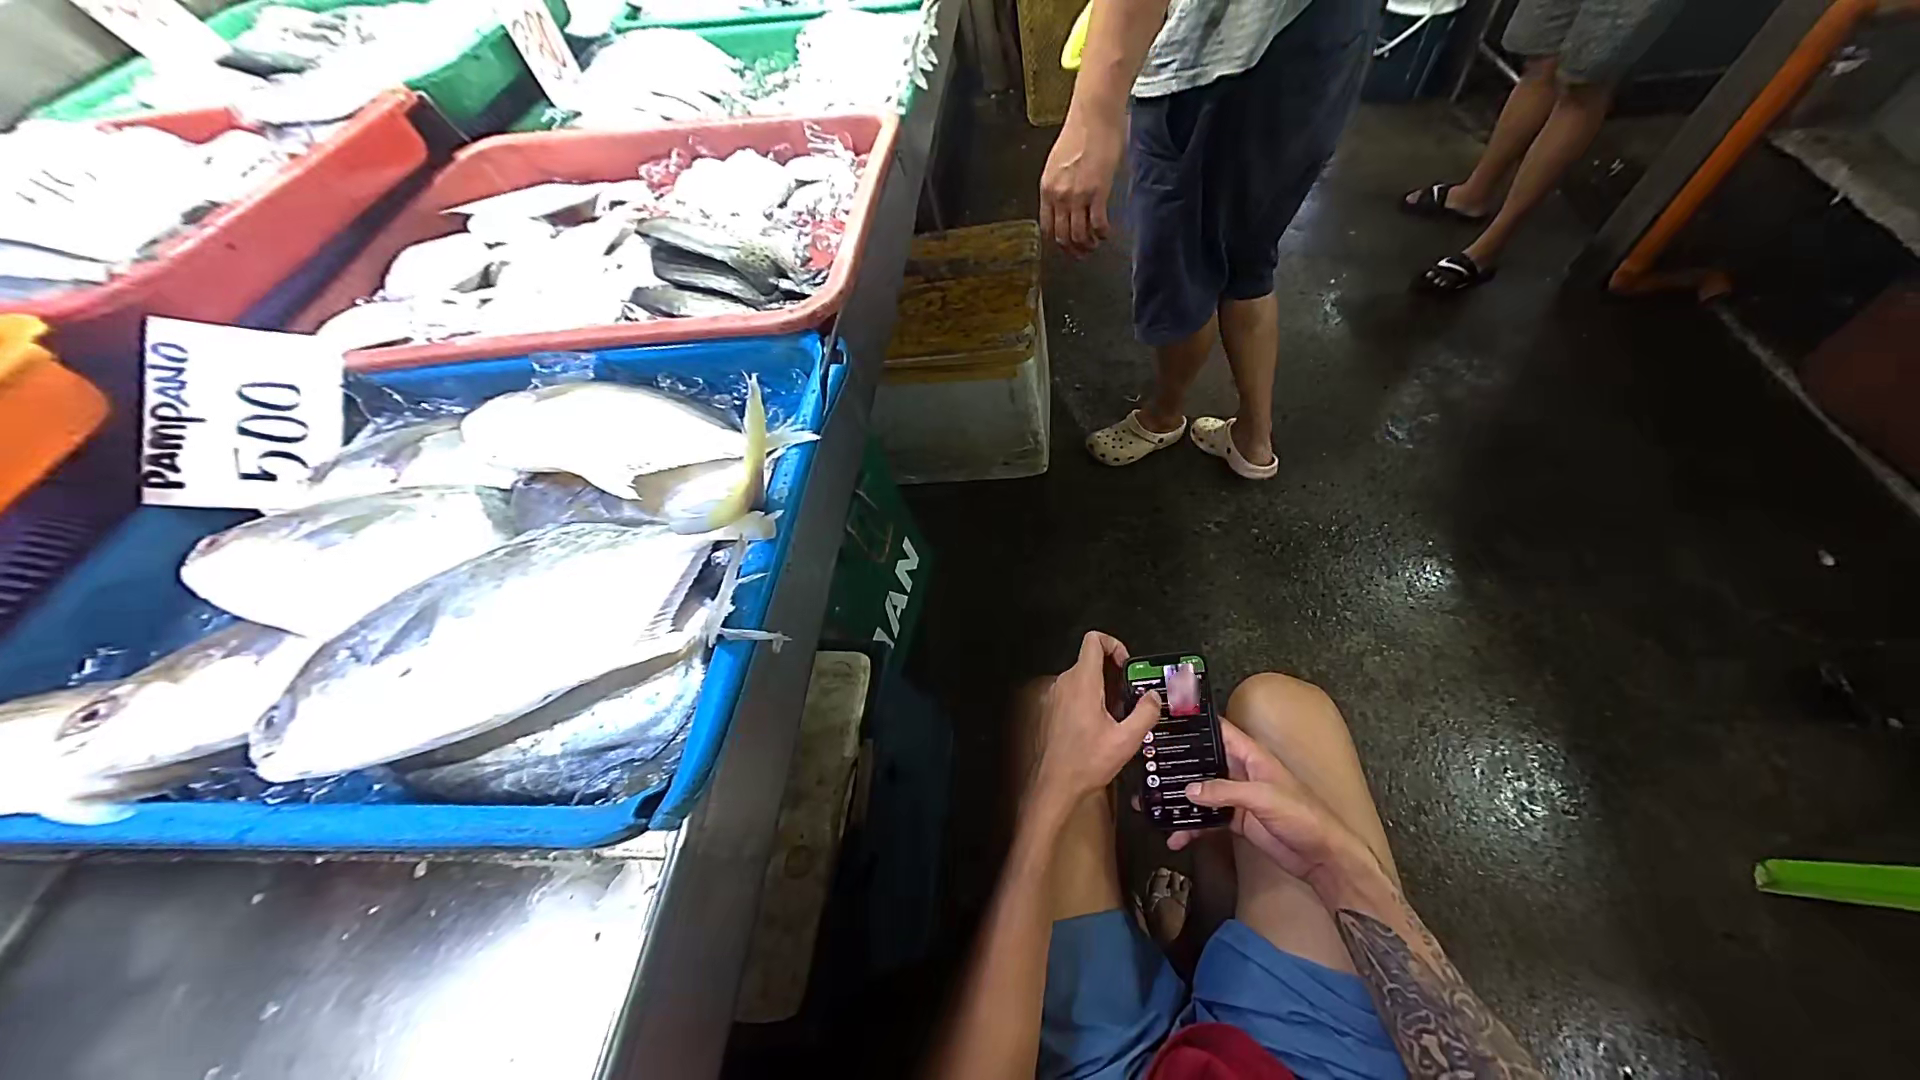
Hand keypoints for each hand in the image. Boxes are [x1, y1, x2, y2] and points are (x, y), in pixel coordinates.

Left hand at [1029, 631, 1160, 815]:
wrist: (1056, 784)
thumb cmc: (1084, 763)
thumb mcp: (1127, 740)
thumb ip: (1146, 713)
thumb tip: (1153, 698)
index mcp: (1082, 683)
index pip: (1094, 640)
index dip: (1114, 644)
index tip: (1126, 663)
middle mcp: (1065, 684)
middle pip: (1091, 659)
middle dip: (1113, 673)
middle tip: (1128, 695)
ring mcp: (1056, 695)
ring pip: (1083, 677)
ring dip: (1102, 689)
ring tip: (1116, 715)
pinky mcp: (1053, 708)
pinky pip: (1073, 692)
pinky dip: (1089, 700)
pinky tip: (1100, 725)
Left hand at [1039, 110, 1123, 257]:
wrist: (1094, 114)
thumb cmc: (1080, 133)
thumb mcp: (1058, 164)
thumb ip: (1058, 186)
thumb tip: (1064, 204)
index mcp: (1047, 189)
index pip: (1047, 227)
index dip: (1057, 242)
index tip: (1065, 246)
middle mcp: (1059, 196)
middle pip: (1063, 236)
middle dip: (1073, 250)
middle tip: (1082, 254)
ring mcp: (1077, 196)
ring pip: (1079, 235)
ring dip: (1088, 245)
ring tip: (1095, 244)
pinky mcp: (1097, 193)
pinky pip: (1097, 224)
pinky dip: (1102, 234)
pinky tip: (1106, 233)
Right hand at [1167, 721, 1378, 895]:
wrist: (1324, 859)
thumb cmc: (1305, 817)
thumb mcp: (1263, 797)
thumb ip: (1225, 791)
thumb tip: (1190, 790)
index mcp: (1252, 756)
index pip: (1220, 731)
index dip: (1197, 723)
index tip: (1170, 719)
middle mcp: (1241, 772)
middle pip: (1204, 761)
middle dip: (1179, 763)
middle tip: (1152, 764)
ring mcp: (1238, 797)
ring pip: (1201, 791)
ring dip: (1181, 799)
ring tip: (1156, 804)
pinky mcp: (1236, 820)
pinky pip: (1207, 819)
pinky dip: (1192, 826)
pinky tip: (1178, 835)